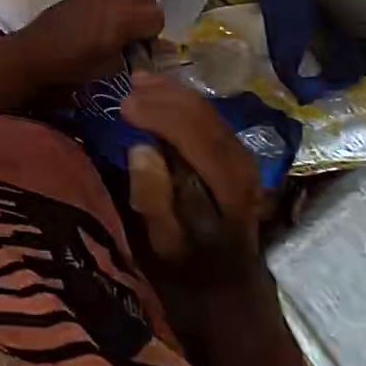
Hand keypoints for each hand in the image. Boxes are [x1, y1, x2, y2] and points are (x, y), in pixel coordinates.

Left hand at [12, 0, 163, 87]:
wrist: (35, 53)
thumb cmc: (73, 66)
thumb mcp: (111, 66)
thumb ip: (133, 53)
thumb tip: (143, 48)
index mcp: (125, 16)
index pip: (158, 18)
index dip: (151, 35)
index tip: (139, 47)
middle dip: (144, 16)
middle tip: (131, 36)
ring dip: (132, 4)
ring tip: (118, 24)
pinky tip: (103, 17)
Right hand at [121, 70, 262, 277]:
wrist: (226, 284)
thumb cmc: (187, 267)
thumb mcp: (163, 243)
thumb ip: (153, 198)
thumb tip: (141, 148)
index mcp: (225, 185)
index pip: (193, 134)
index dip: (158, 113)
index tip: (123, 105)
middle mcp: (240, 163)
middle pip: (201, 115)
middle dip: (162, 96)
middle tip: (126, 89)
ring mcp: (241, 156)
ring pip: (207, 110)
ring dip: (172, 92)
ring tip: (139, 82)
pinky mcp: (235, 154)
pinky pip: (208, 116)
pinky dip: (182, 100)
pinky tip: (161, 93)